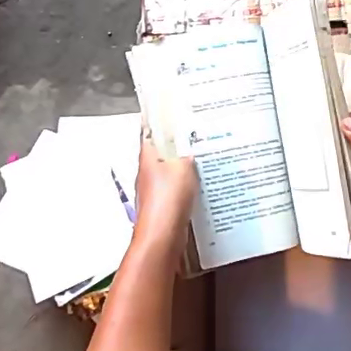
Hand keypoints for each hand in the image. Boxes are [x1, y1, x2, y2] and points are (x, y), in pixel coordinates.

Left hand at [133, 131, 196, 252]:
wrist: (163, 236)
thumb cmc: (168, 197)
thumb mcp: (183, 167)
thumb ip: (187, 155)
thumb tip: (190, 150)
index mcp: (147, 158)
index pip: (149, 133)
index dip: (159, 123)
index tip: (172, 114)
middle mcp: (147, 173)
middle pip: (161, 153)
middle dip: (176, 145)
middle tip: (195, 135)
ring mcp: (154, 191)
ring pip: (170, 172)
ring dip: (183, 167)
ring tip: (203, 158)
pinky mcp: (164, 207)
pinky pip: (177, 190)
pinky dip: (188, 186)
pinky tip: (202, 184)